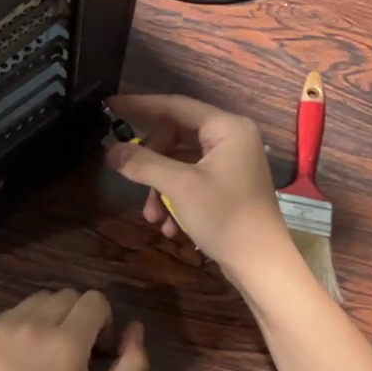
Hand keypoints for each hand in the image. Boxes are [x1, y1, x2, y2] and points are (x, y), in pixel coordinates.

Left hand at [0, 290, 147, 370]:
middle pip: (68, 295)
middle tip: (73, 347)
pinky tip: (23, 354)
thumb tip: (135, 329)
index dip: (102, 320)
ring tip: (46, 348)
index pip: (95, 300)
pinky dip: (25, 324)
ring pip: (40, 299)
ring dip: (51, 315)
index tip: (95, 346)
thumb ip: (132, 365)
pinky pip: (15, 312)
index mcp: (67, 341)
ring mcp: (7, 324)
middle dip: (77, 315)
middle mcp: (35, 324)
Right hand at [104, 94, 288, 266]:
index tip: (111, 107)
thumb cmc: (225, 217)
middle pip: (175, 136)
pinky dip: (176, 199)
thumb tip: (110, 150)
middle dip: (151, 162)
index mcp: (226, 127)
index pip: (174, 105)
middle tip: (134, 179)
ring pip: (180, 162)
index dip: (140, 105)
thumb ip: (142, 163)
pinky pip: (192, 180)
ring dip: (161, 187)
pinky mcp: (229, 186)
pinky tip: (171, 226)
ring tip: (153, 216)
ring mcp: (232, 163)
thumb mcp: (178, 187)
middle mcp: (232, 138)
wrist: (262, 264)